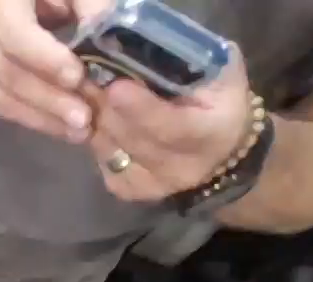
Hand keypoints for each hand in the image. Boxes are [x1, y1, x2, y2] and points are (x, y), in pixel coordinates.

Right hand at [0, 0, 105, 142]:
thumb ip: (88, 3)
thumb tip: (108, 34)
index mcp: (1, 2)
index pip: (17, 38)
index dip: (46, 60)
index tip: (77, 78)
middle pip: (10, 76)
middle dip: (49, 100)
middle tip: (83, 120)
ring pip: (0, 99)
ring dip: (39, 118)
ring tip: (75, 132)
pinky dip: (25, 118)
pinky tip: (53, 125)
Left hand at [87, 51, 255, 201]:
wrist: (220, 154)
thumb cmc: (222, 106)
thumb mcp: (223, 79)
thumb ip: (190, 70)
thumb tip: (145, 59)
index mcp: (209, 135)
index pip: (168, 126)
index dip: (139, 109)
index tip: (115, 88)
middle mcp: (177, 168)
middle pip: (130, 138)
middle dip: (107, 109)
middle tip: (90, 83)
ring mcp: (149, 185)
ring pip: (110, 150)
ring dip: (97, 122)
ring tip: (90, 99)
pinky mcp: (127, 191)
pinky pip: (102, 161)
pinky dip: (99, 139)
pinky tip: (101, 123)